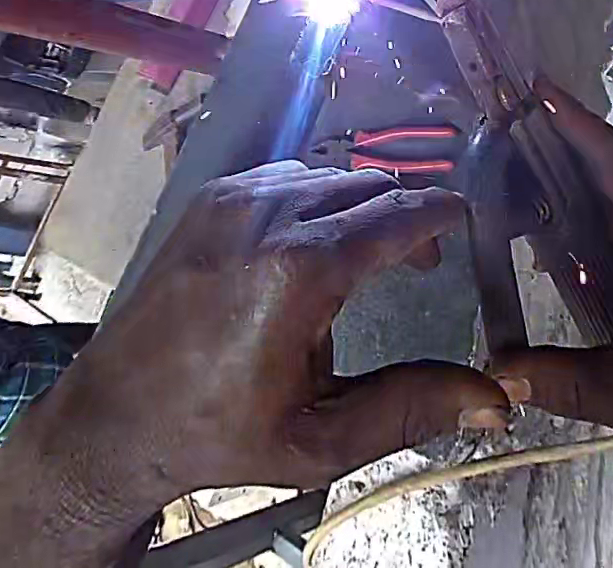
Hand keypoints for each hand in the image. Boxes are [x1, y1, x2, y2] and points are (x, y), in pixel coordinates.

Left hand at [9, 162, 508, 527]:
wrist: (118, 409)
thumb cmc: (219, 431)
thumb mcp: (320, 437)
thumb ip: (411, 407)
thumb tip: (495, 399)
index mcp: (300, 268)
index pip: (394, 214)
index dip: (439, 210)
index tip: (465, 216)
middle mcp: (267, 214)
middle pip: (365, 186)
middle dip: (404, 212)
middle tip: (418, 259)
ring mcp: (233, 197)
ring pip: (326, 175)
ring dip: (360, 202)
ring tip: (367, 250)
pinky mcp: (210, 196)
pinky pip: (285, 176)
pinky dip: (317, 194)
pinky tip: (315, 233)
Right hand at [489, 78, 612, 458]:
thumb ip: (568, 382)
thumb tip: (494, 370)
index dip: (579, 124)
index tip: (539, 91)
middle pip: (609, 159)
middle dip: (563, 123)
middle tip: (510, 102)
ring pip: (607, 178)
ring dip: (566, 149)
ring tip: (513, 134)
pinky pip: (603, 204)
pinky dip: (570, 183)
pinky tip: (533, 195)